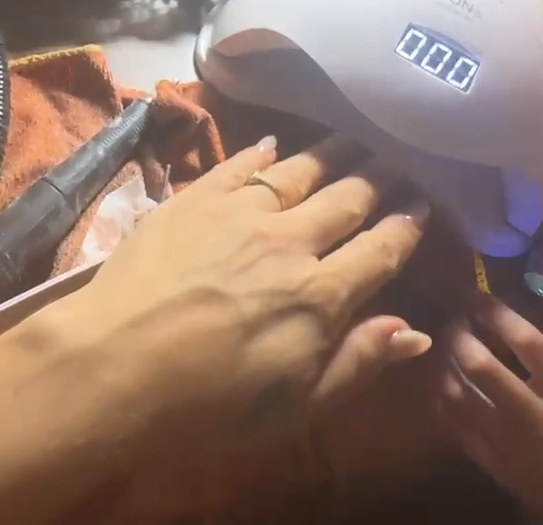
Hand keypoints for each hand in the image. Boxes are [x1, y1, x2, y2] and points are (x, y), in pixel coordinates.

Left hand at [48, 135, 431, 446]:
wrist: (119, 360)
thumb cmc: (212, 402)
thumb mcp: (298, 405)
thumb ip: (360, 362)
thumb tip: (419, 333)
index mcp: (321, 294)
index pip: (379, 250)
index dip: (406, 225)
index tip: (423, 203)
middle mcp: (289, 241)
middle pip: (346, 199)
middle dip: (377, 176)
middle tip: (396, 157)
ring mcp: (239, 213)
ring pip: (298, 171)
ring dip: (330, 153)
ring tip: (350, 137)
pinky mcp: (195, 198)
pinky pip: (238, 165)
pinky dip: (261, 152)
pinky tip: (273, 143)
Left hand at [437, 297, 542, 518]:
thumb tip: (501, 327)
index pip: (526, 342)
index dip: (495, 312)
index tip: (476, 295)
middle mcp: (532, 418)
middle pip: (479, 365)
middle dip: (459, 333)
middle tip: (457, 319)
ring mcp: (505, 442)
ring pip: (455, 390)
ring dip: (443, 359)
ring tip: (447, 344)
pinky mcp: (487, 459)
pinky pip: (449, 417)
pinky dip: (440, 390)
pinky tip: (444, 375)